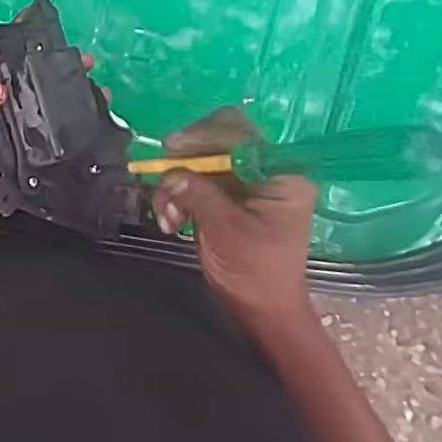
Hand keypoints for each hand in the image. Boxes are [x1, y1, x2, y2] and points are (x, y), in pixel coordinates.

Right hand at [151, 108, 317, 319]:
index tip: (174, 148)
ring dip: (175, 183)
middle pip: (217, 141)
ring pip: (198, 161)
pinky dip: (175, 196)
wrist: (260, 307)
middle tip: (162, 173)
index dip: (204, 135)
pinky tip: (170, 220)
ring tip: (166, 215)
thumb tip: (171, 172)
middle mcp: (262, 169)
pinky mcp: (223, 195)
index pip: (240, 134)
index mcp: (279, 172)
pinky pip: (192, 181)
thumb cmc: (255, 270)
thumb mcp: (226, 229)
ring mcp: (241, 182)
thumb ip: (199, 193)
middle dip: (186, 158)